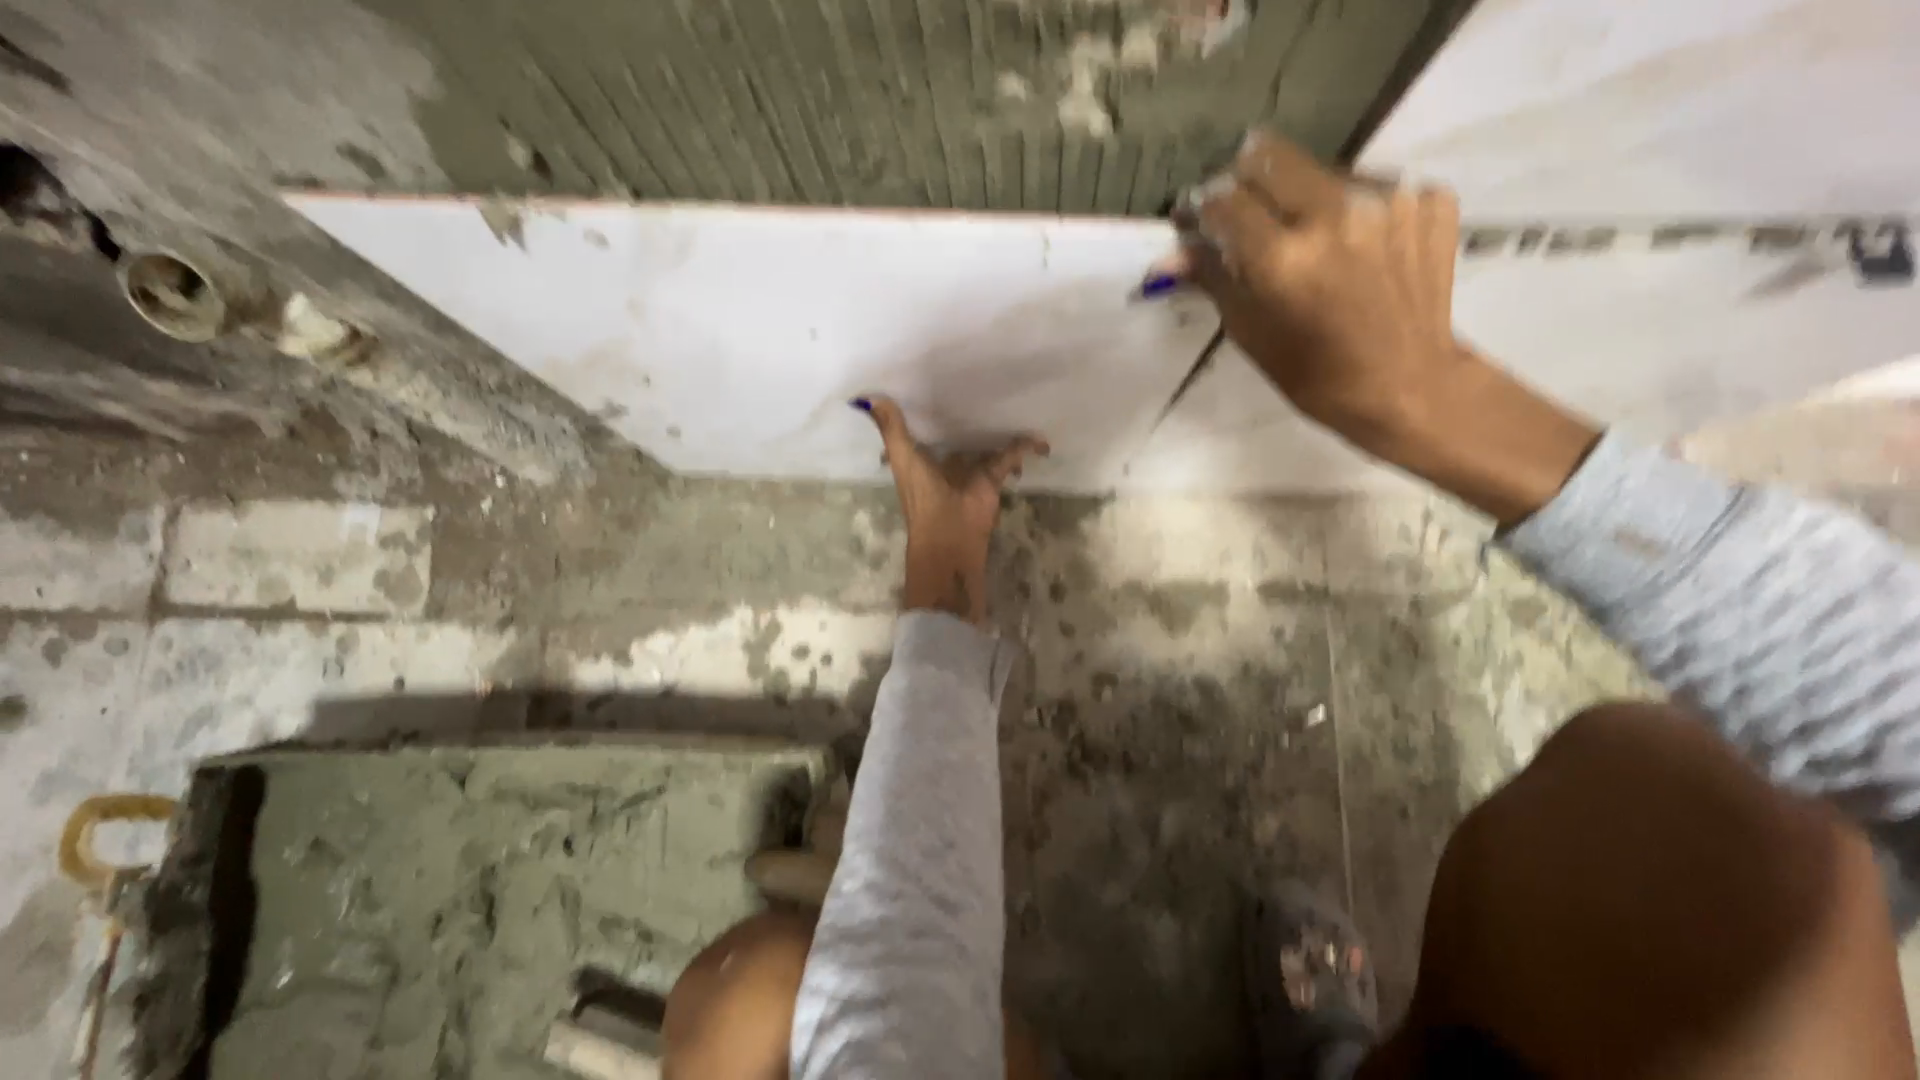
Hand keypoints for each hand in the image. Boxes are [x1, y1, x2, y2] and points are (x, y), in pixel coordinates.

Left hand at [857, 396, 1048, 623]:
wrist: (949, 538)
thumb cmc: (922, 498)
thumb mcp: (903, 458)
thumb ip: (892, 430)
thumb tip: (868, 398)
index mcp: (921, 458)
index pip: (927, 427)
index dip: (929, 407)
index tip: (938, 380)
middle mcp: (947, 462)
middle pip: (960, 433)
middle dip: (969, 415)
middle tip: (981, 383)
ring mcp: (972, 470)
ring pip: (987, 443)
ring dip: (998, 430)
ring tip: (1011, 403)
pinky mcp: (993, 477)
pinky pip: (1011, 457)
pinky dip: (1025, 447)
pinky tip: (1038, 439)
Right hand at [1171, 130, 1599, 525]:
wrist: (1410, 385)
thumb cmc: (1316, 374)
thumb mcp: (1250, 331)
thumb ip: (1212, 278)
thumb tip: (1167, 255)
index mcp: (1284, 257)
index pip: (1222, 199)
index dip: (1203, 208)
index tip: (1200, 221)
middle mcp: (1336, 214)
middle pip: (1267, 156)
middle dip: (1247, 180)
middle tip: (1248, 214)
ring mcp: (1389, 200)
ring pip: (1321, 169)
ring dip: (1304, 196)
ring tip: (1315, 242)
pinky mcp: (1430, 199)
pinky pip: (1373, 186)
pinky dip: (1357, 211)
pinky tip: (1361, 249)